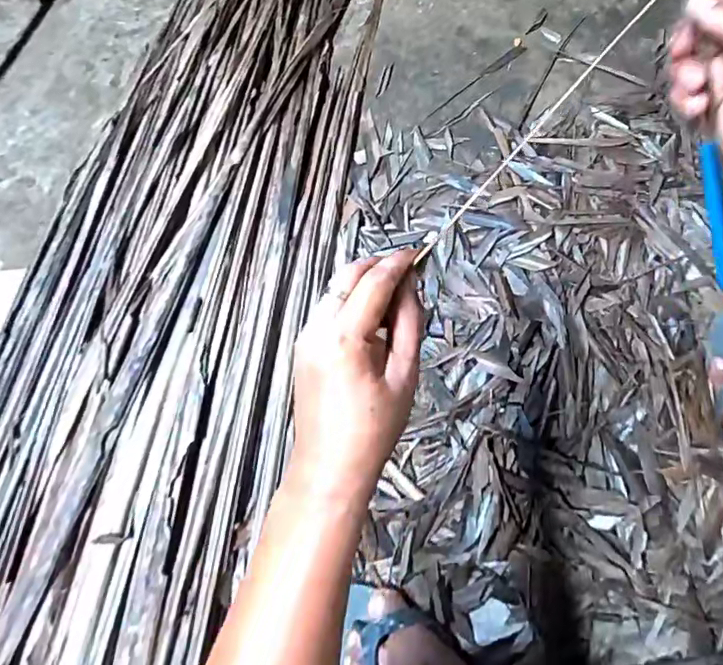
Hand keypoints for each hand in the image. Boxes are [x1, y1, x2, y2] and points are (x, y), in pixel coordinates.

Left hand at [288, 251, 423, 503]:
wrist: (329, 469)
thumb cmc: (373, 429)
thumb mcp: (405, 374)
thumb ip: (409, 322)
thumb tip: (410, 287)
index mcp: (344, 338)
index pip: (374, 281)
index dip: (398, 262)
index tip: (419, 253)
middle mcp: (317, 330)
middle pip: (348, 274)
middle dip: (380, 265)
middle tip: (410, 274)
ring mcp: (306, 337)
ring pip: (337, 287)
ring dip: (366, 281)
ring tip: (396, 302)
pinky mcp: (304, 346)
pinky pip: (330, 307)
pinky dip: (353, 299)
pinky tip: (375, 320)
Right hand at [667, 0, 722, 176]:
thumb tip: (700, 1)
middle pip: (700, 30)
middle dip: (687, 34)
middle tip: (685, 43)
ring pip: (687, 63)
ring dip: (684, 69)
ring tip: (696, 81)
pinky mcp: (713, 108)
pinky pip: (685, 95)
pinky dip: (686, 98)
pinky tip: (700, 103)